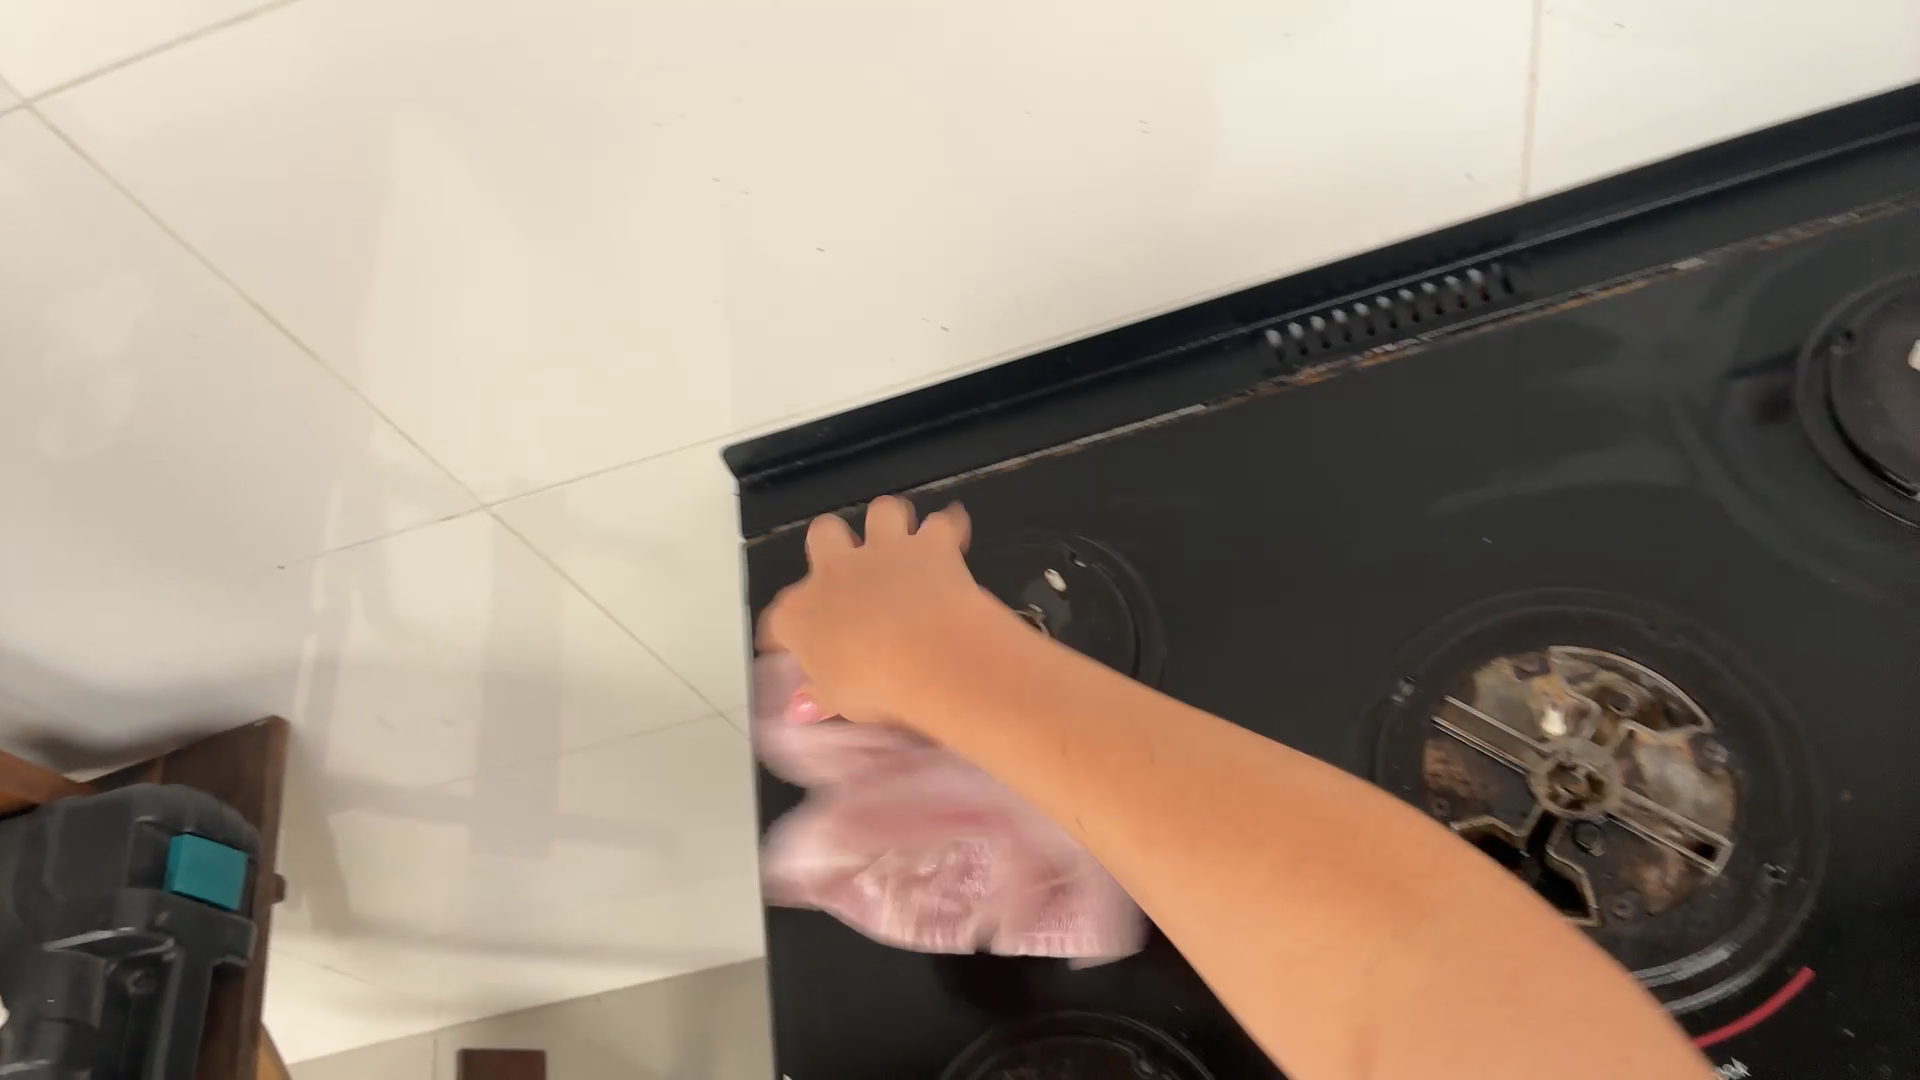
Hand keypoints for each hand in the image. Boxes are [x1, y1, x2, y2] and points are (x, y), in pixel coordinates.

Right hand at [758, 496, 1016, 724]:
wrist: (930, 657)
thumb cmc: (877, 686)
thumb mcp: (840, 702)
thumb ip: (820, 696)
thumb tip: (803, 707)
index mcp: (801, 614)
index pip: (781, 617)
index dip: (788, 630)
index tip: (797, 644)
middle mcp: (836, 572)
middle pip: (822, 536)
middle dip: (832, 545)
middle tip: (848, 570)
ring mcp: (883, 553)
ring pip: (879, 512)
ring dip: (890, 524)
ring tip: (900, 543)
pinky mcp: (929, 546)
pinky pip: (941, 523)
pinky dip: (948, 528)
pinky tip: (952, 532)